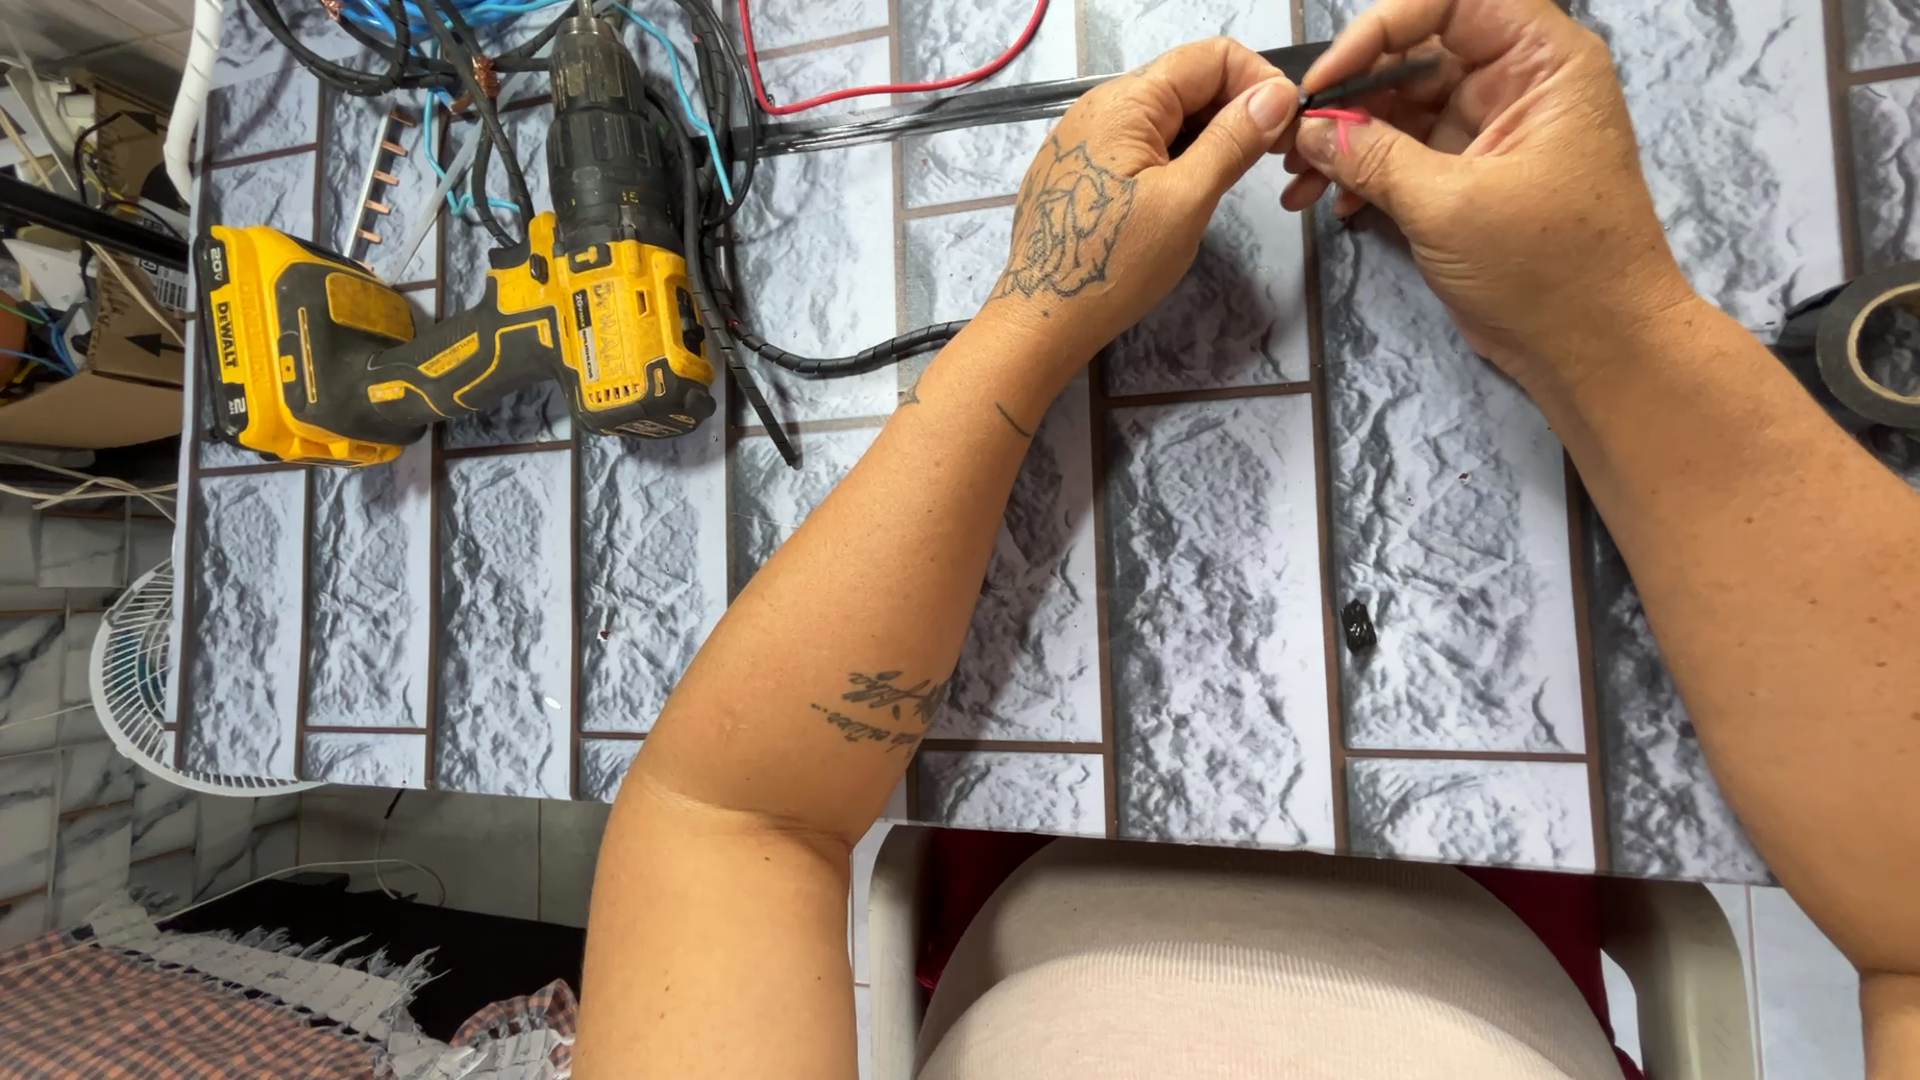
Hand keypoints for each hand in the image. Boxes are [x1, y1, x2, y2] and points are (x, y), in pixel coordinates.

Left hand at [982, 38, 1299, 388]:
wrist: (1043, 321)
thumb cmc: (1114, 266)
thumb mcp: (1185, 202)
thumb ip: (1231, 141)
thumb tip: (1275, 94)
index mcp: (1124, 102)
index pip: (1210, 56)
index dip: (1258, 82)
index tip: (1282, 127)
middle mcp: (1095, 110)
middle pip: (1183, 87)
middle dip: (1231, 114)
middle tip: (1262, 162)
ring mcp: (1078, 145)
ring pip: (1158, 124)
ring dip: (1199, 143)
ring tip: (1220, 186)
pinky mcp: (1071, 178)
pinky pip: (1130, 153)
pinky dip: (1164, 165)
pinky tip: (1174, 201)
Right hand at [1282, 0, 1699, 394]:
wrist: (1584, 339)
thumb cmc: (1545, 264)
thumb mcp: (1449, 204)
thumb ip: (1374, 158)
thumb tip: (1309, 129)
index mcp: (1539, 63)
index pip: (1453, 4)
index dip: (1381, 30)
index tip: (1322, 82)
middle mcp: (1511, 87)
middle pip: (1415, 61)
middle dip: (1347, 100)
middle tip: (1290, 142)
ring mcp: (1483, 138)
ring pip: (1398, 116)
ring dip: (1343, 146)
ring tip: (1297, 183)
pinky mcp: (1460, 184)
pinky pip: (1399, 162)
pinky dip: (1360, 180)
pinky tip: (1332, 207)